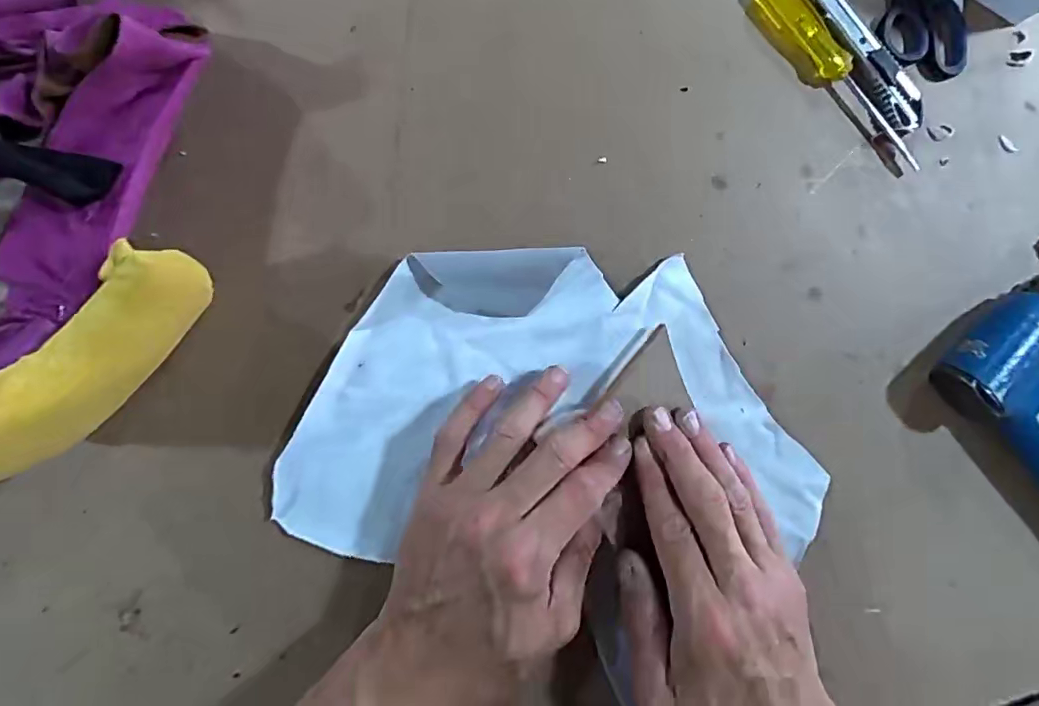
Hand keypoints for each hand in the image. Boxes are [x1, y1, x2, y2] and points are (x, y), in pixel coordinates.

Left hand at [300, 368, 631, 705]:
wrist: (413, 665)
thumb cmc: (492, 652)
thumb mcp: (553, 625)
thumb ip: (579, 561)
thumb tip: (600, 504)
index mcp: (528, 555)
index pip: (582, 490)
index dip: (609, 462)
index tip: (626, 441)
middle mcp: (495, 518)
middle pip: (552, 455)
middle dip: (588, 426)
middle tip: (611, 405)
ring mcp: (458, 500)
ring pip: (504, 435)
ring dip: (535, 399)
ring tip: (559, 373)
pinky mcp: (430, 494)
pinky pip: (449, 440)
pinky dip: (470, 408)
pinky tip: (493, 382)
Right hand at [620, 406, 832, 705]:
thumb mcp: (658, 695)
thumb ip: (642, 624)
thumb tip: (628, 555)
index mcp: (704, 617)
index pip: (675, 531)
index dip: (656, 483)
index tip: (641, 446)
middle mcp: (742, 584)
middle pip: (708, 503)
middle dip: (681, 453)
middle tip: (659, 415)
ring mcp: (773, 574)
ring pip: (738, 499)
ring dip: (712, 453)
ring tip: (690, 418)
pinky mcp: (790, 572)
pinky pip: (765, 515)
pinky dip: (747, 478)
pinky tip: (729, 451)